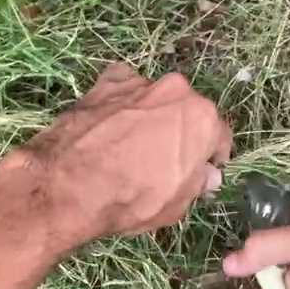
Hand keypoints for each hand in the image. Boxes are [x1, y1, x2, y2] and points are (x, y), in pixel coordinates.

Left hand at [7, 62, 232, 243]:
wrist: (70, 184)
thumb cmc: (133, 199)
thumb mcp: (176, 205)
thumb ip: (197, 184)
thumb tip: (206, 176)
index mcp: (202, 118)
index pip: (219, 136)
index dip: (212, 158)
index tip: (204, 172)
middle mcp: (175, 90)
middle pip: (187, 113)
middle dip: (182, 134)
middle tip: (166, 161)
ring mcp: (138, 83)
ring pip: (154, 101)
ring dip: (150, 119)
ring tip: (132, 148)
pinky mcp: (104, 83)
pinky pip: (122, 93)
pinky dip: (121, 107)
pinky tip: (110, 129)